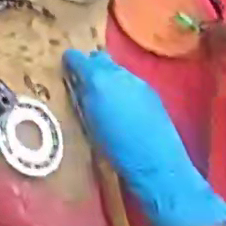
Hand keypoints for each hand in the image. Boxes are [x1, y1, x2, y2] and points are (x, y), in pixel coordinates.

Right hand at [64, 48, 225, 225]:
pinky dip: (123, 88)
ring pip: (116, 69)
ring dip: (108, 78)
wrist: (159, 168)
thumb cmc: (115, 149)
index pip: (77, 57)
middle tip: (85, 85)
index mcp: (97, 79)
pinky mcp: (152, 93)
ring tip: (106, 98)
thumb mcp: (89, 121)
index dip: (70, 63)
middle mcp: (118, 73)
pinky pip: (130, 82)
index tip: (66, 72)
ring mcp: (138, 82)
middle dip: (90, 67)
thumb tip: (77, 82)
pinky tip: (124, 107)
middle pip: (99, 58)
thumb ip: (82, 96)